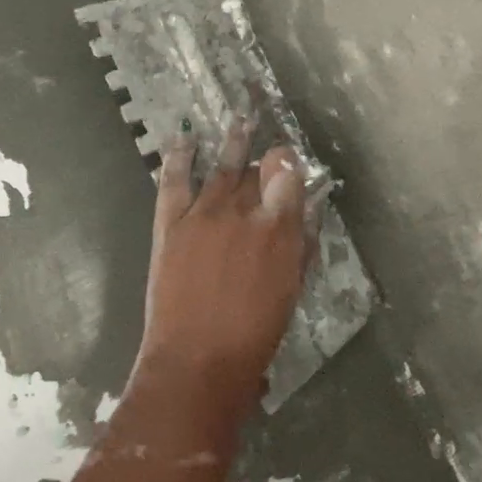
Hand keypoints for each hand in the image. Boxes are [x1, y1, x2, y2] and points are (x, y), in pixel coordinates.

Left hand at [131, 120, 308, 412]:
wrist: (196, 362)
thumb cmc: (255, 334)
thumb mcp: (291, 287)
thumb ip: (302, 243)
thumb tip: (310, 209)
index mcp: (279, 228)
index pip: (289, 173)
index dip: (291, 163)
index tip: (291, 163)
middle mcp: (244, 211)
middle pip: (257, 170)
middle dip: (266, 158)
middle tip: (269, 148)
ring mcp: (204, 213)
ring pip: (223, 166)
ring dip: (233, 141)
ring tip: (241, 118)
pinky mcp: (172, 223)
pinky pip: (175, 180)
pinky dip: (179, 156)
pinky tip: (183, 138)